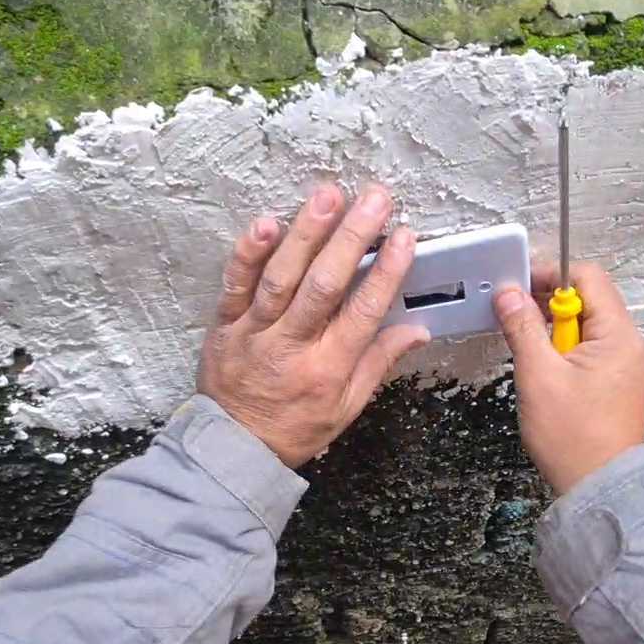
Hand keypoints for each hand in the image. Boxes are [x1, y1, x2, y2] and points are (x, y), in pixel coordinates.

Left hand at [199, 184, 429, 466]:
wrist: (232, 447)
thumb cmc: (296, 428)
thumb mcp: (347, 407)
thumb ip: (378, 363)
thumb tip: (418, 331)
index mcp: (328, 369)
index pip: (363, 313)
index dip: (386, 273)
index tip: (405, 238)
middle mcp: (292, 346)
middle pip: (324, 286)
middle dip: (352, 238)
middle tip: (375, 199)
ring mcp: (254, 332)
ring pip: (281, 278)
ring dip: (306, 233)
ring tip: (328, 196)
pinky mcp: (224, 324)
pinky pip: (234, 284)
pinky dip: (248, 253)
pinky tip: (266, 223)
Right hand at [493, 262, 643, 495]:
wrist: (599, 487)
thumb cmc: (571, 435)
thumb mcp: (538, 375)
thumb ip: (522, 327)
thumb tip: (508, 293)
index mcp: (619, 336)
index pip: (588, 278)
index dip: (550, 275)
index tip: (518, 286)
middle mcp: (633, 344)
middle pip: (590, 300)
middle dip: (549, 303)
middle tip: (514, 316)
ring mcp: (630, 364)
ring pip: (590, 326)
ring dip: (556, 328)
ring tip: (527, 346)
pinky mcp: (622, 382)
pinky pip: (594, 349)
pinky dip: (568, 348)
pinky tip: (546, 366)